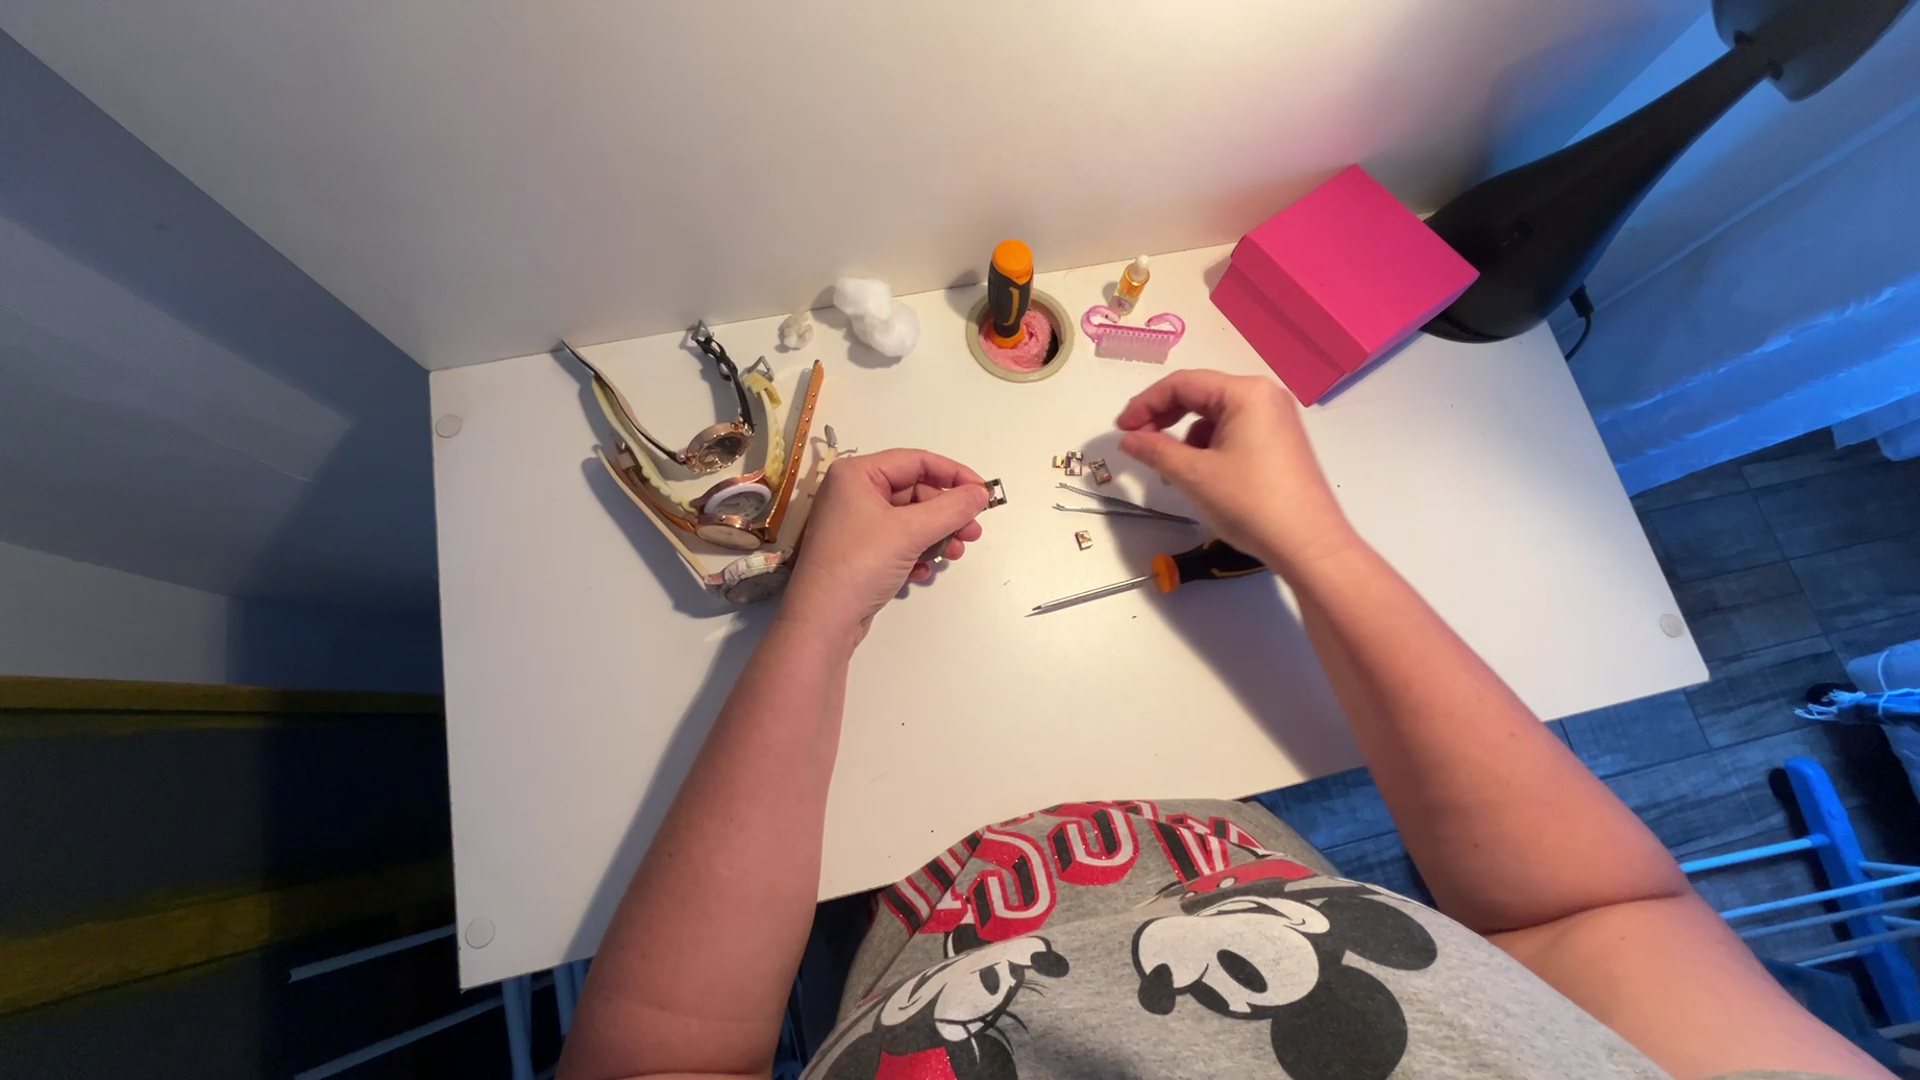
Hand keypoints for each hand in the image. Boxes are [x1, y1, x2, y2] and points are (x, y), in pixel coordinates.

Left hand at [780, 449, 989, 638]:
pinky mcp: (860, 552)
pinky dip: (917, 553)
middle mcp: (854, 493)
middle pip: (916, 493)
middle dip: (947, 514)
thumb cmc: (860, 564)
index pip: (916, 461)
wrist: (823, 622)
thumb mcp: (910, 532)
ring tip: (955, 555)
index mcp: (857, 474)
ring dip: (937, 536)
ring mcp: (856, 524)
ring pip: (911, 521)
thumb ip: (951, 508)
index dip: (954, 475)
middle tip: (973, 533)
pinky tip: (922, 572)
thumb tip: (980, 494)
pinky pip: (899, 542)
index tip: (983, 494)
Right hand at [1116, 369, 1356, 575]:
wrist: (1308, 544)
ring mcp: (1274, 419)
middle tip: (1135, 442)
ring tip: (1167, 469)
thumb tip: (1128, 439)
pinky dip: (1206, 447)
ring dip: (1183, 437)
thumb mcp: (1194, 475)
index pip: (1182, 384)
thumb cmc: (1251, 503)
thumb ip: (1155, 450)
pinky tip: (1197, 475)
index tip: (1120, 430)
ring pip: (1213, 416)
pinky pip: (1231, 432)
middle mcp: (1263, 396)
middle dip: (1162, 418)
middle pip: (1199, 395)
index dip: (1145, 404)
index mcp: (1246, 393)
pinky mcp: (1278, 442)